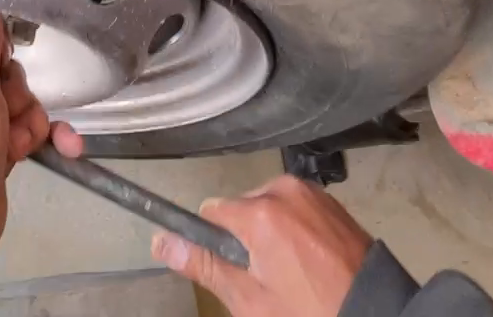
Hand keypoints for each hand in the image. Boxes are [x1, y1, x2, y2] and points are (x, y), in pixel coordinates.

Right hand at [153, 175, 371, 316]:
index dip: (216, 244)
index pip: (212, 212)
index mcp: (259, 210)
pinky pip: (296, 209)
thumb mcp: (251, 302)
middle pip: (242, 210)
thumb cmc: (311, 315)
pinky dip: (296, 231)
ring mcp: (311, 193)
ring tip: (297, 277)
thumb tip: (160, 241)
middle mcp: (282, 189)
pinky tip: (314, 264)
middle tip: (272, 285)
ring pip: (269, 209)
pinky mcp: (333, 202)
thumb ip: (204, 265)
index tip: (235, 272)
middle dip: (246, 241)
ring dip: (272, 235)